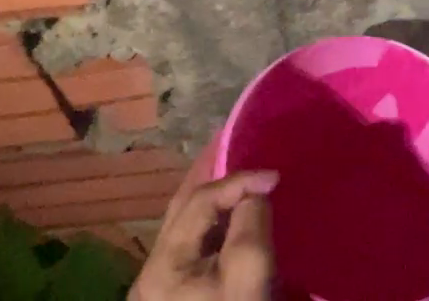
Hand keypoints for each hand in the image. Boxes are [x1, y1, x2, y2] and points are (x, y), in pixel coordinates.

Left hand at [128, 169, 276, 299]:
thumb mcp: (248, 271)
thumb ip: (251, 222)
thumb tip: (255, 194)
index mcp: (164, 260)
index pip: (202, 199)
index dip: (240, 180)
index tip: (275, 177)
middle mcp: (153, 265)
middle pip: (184, 204)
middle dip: (212, 172)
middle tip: (238, 143)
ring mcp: (162, 281)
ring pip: (188, 222)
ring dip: (214, 194)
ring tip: (238, 170)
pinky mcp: (176, 292)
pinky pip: (195, 241)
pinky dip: (214, 218)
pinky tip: (232, 211)